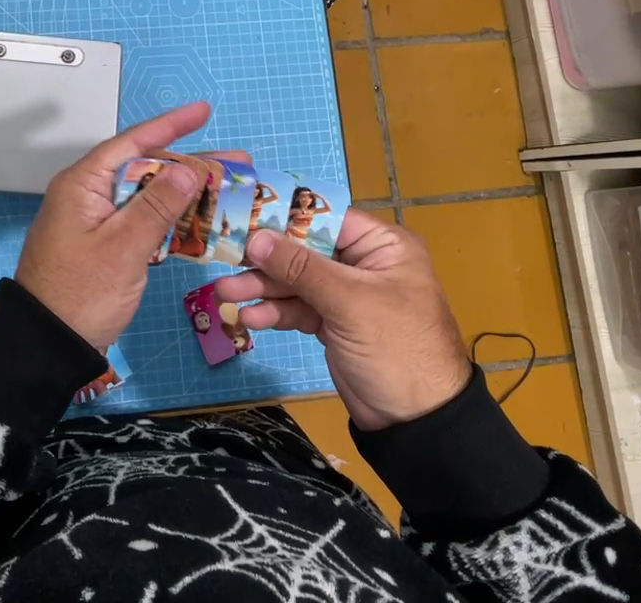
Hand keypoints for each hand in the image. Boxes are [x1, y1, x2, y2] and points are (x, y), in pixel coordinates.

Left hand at [15, 103, 210, 348]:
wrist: (46, 346)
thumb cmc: (81, 294)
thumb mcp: (124, 248)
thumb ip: (157, 206)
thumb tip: (188, 169)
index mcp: (83, 184)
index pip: (132, 144)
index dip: (170, 126)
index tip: (203, 112)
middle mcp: (88, 195)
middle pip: (144, 169)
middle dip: (190, 164)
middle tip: (235, 161)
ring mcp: (96, 222)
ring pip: (147, 197)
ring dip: (185, 194)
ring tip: (229, 189)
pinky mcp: (104, 245)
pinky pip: (142, 222)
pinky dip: (171, 221)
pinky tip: (202, 221)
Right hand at [213, 210, 470, 430]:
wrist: (417, 423)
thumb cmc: (396, 348)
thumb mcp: (349, 303)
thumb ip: (300, 268)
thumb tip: (255, 238)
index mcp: (381, 246)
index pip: (325, 218)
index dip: (284, 217)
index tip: (241, 217)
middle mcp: (363, 264)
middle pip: (304, 250)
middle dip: (265, 259)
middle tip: (224, 259)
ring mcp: (346, 295)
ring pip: (295, 281)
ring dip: (261, 288)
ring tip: (225, 294)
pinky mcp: (332, 324)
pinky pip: (297, 308)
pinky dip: (274, 313)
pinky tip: (250, 319)